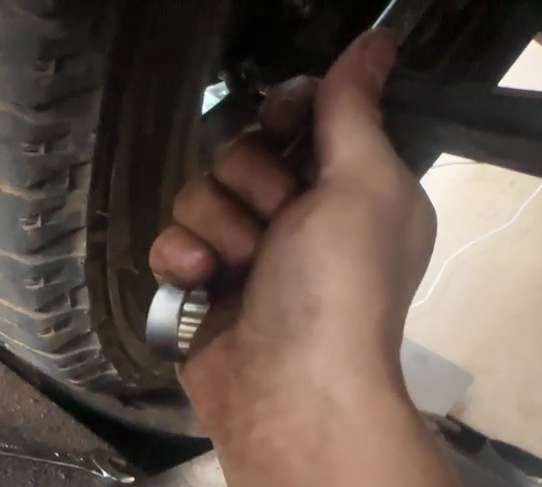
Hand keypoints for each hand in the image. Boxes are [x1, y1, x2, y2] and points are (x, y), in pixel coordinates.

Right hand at [151, 30, 436, 455]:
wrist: (286, 388)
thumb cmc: (338, 287)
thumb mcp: (362, 187)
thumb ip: (352, 113)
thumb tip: (374, 42)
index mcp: (345, 188)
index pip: (300, 119)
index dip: (286, 115)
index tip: (283, 125)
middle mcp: (291, 218)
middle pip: (238, 154)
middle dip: (249, 185)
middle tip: (276, 225)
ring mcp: (239, 257)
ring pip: (196, 197)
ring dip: (214, 227)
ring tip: (235, 269)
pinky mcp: (194, 291)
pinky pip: (167, 245)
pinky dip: (178, 261)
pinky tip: (196, 285)